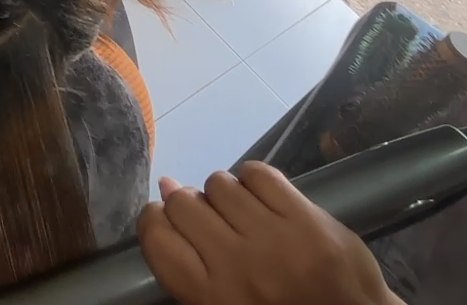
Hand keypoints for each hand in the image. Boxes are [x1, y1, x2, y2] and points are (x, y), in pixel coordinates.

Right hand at [136, 163, 401, 304]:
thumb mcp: (222, 304)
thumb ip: (189, 258)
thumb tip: (166, 185)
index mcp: (214, 299)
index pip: (156, 235)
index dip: (157, 220)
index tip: (171, 224)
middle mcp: (240, 269)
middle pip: (183, 203)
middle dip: (193, 208)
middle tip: (218, 228)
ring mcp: (278, 243)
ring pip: (218, 184)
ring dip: (227, 197)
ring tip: (249, 220)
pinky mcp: (310, 222)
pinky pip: (257, 173)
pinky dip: (257, 183)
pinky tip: (270, 206)